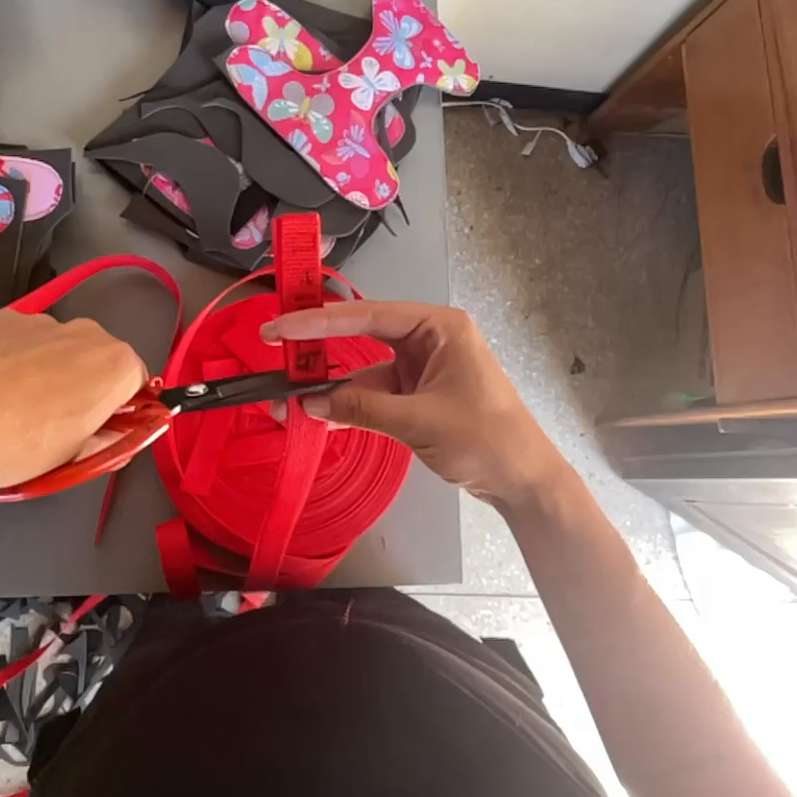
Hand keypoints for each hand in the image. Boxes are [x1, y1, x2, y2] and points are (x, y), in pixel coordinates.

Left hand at [0, 309, 146, 516]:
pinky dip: (2, 365)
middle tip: (47, 430)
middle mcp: (82, 331)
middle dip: (80, 390)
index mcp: (114, 364)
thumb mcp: (68, 459)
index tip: (91, 438)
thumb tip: (114, 430)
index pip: (137, 385)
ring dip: (40, 377)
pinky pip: (11, 344)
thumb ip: (105, 440)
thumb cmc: (8, 445)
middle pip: (95, 362)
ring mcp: (33, 320)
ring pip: (51, 352)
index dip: (117, 414)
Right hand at [262, 300, 569, 507]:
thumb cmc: (485, 439)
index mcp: (438, 327)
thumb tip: (308, 403)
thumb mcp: (419, 421)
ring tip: (286, 403)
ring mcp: (421, 369)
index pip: (368, 316)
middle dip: (319, 350)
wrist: (523, 480)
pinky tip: (318, 417)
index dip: (318, 321)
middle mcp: (428, 340)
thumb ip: (361, 408)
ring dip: (330, 389)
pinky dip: (349, 407)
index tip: (279, 329)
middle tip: (273, 350)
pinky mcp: (417, 396)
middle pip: (361, 338)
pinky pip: (374, 396)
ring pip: (364, 373)